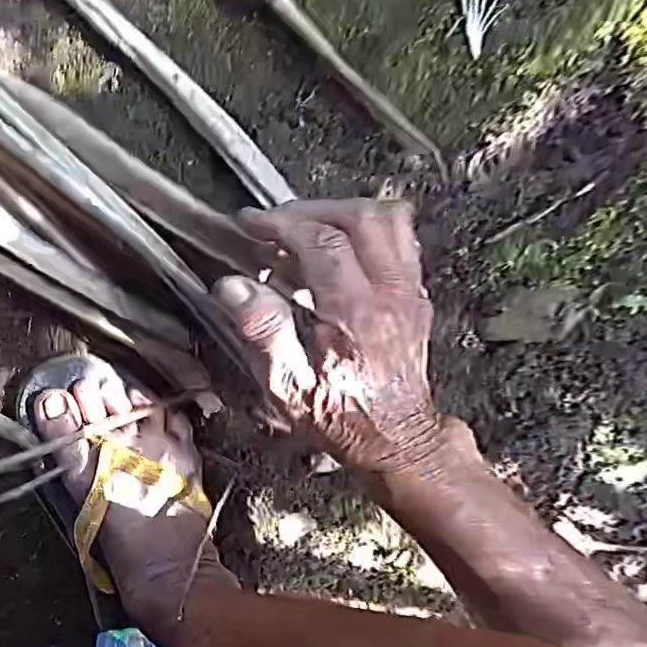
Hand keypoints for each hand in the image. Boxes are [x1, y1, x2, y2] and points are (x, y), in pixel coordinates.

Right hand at [212, 199, 444, 476]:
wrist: (393, 436)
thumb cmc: (336, 415)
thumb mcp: (285, 384)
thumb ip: (261, 331)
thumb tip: (232, 286)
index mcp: (354, 313)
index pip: (322, 242)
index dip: (282, 224)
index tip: (251, 224)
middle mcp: (389, 294)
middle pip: (360, 218)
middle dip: (310, 211)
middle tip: (274, 222)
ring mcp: (408, 291)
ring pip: (387, 221)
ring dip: (340, 213)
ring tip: (304, 226)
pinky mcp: (414, 296)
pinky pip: (400, 240)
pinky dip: (366, 229)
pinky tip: (336, 245)